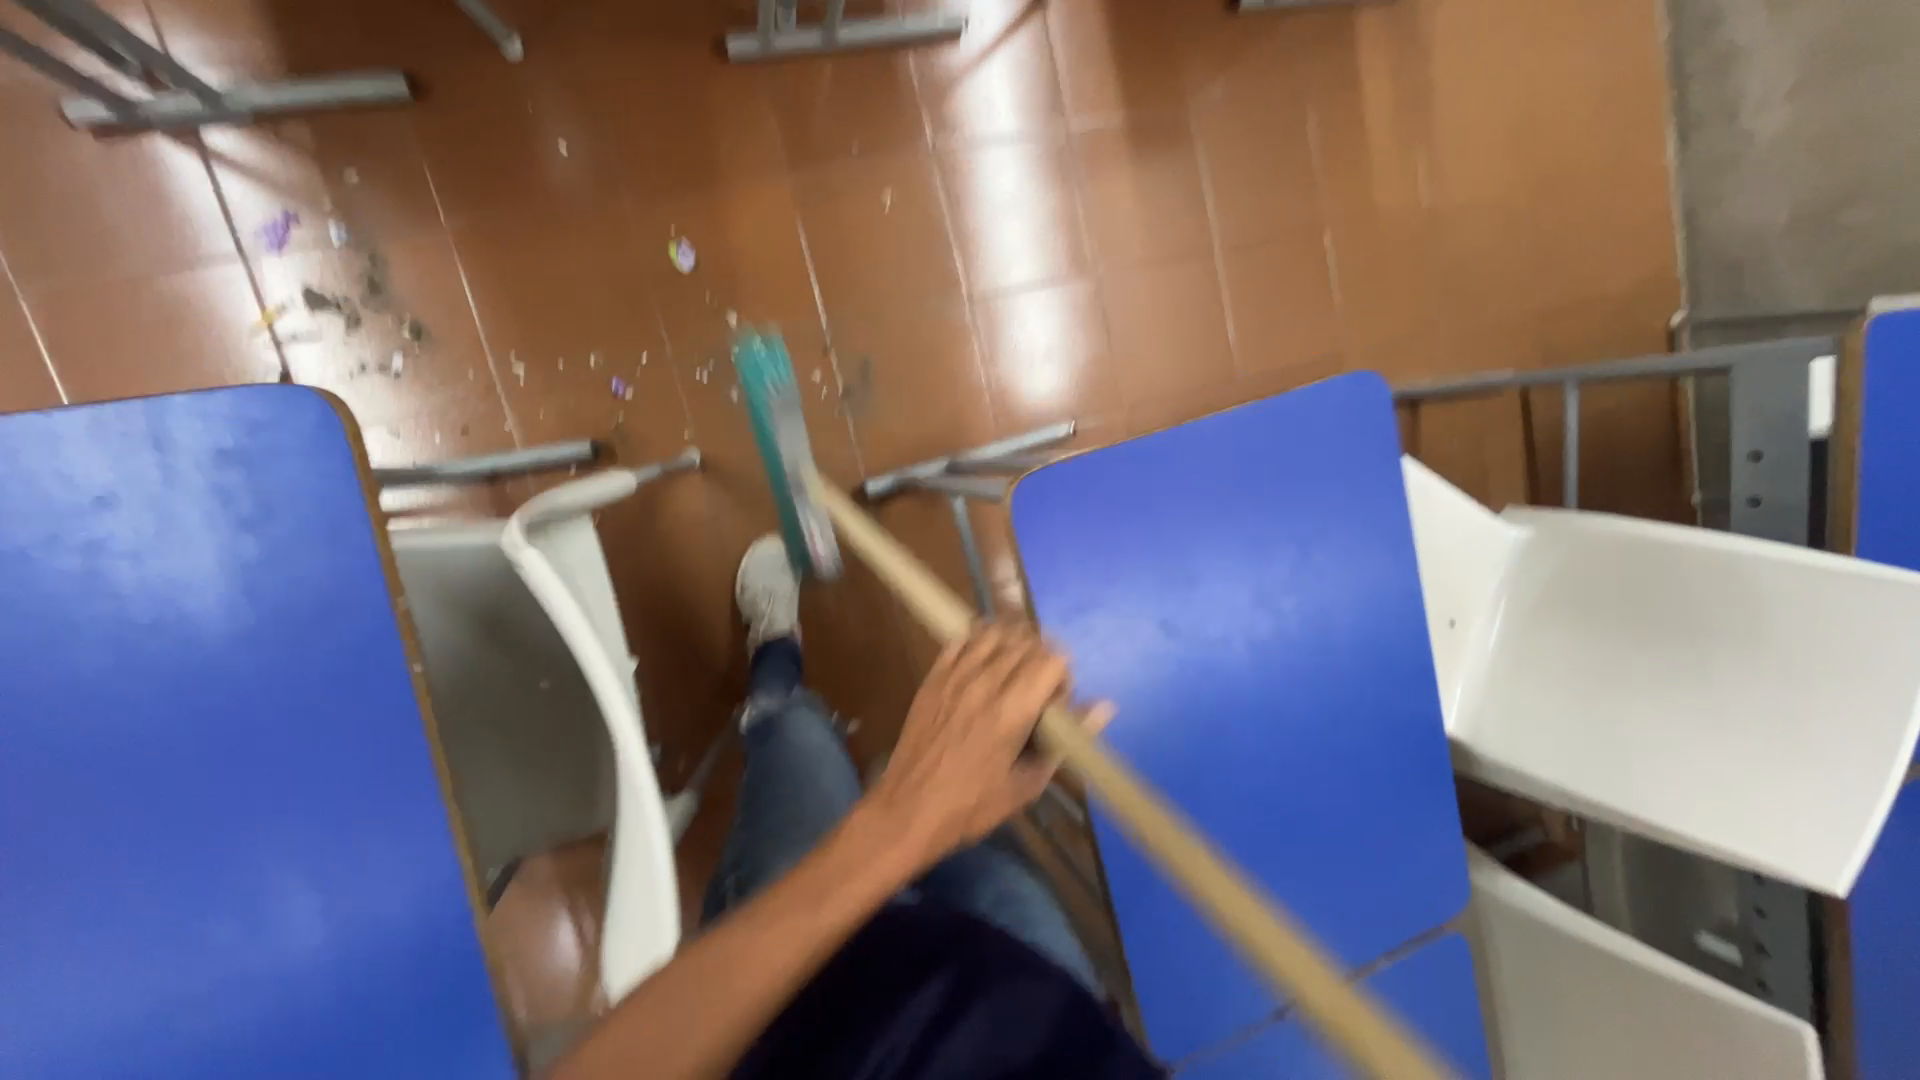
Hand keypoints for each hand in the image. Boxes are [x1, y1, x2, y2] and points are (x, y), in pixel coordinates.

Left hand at [864, 623, 1113, 864]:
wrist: (908, 810)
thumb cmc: (972, 807)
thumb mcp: (1027, 783)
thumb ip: (1066, 740)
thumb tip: (1106, 706)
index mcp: (1012, 709)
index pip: (1053, 657)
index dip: (1063, 676)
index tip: (1056, 703)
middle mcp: (985, 681)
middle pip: (1027, 640)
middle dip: (1041, 659)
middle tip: (1037, 691)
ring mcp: (955, 674)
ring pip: (995, 631)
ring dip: (1012, 645)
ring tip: (1012, 673)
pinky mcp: (933, 676)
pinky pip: (962, 638)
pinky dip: (979, 642)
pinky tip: (982, 665)